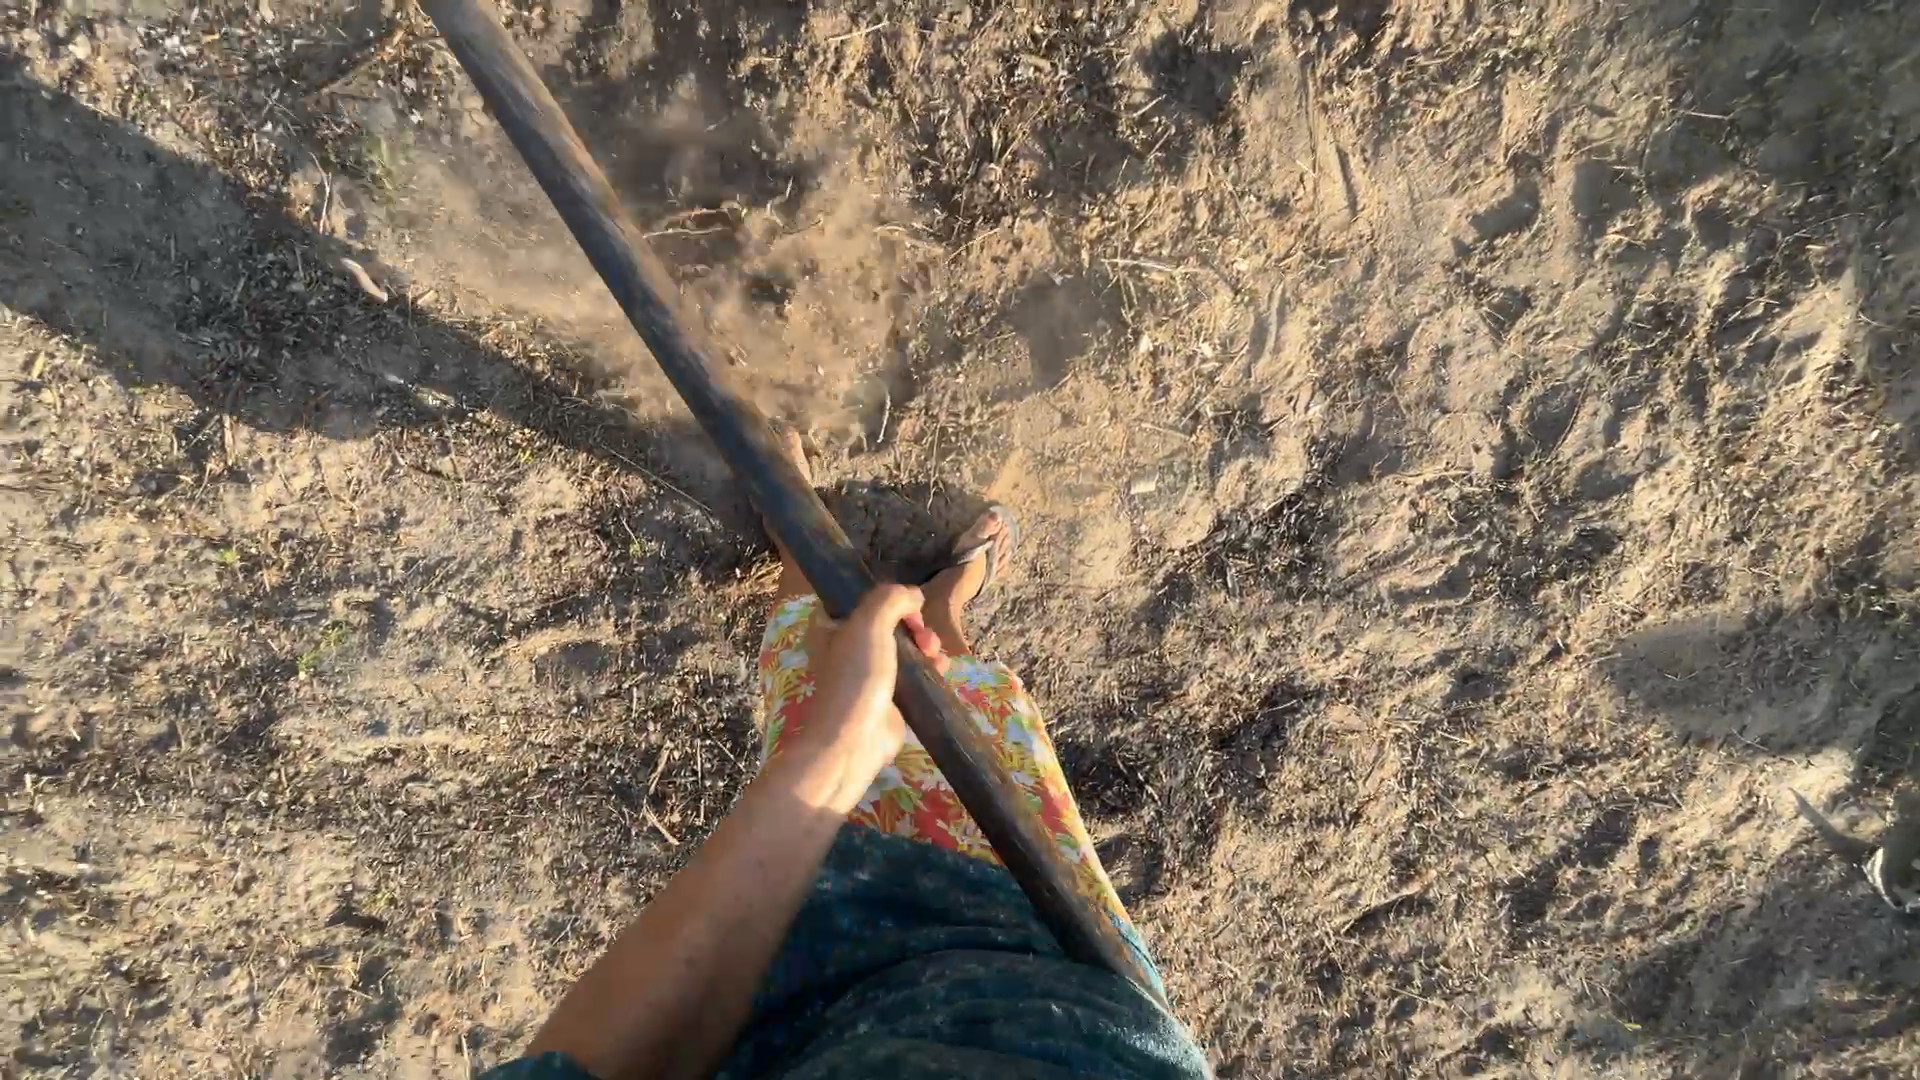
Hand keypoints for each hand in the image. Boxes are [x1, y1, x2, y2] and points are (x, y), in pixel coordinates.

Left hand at [773, 585, 944, 811]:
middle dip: (914, 623)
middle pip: (890, 621)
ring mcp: (871, 672)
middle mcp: (849, 647)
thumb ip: (890, 599)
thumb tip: (913, 595)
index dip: (888, 598)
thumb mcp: (868, 624)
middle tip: (922, 634)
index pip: (862, 599)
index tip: (906, 604)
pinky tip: (939, 668)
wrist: (856, 740)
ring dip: (926, 643)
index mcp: (832, 627)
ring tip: (933, 653)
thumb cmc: (856, 677)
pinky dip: (930, 666)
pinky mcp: (891, 694)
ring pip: (906, 645)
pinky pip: (915, 671)